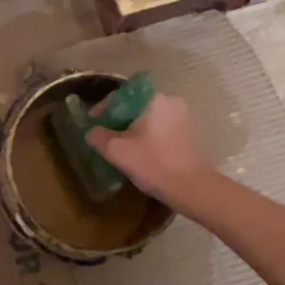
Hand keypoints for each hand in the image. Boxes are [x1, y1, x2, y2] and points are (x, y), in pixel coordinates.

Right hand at [85, 92, 213, 204]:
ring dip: (136, 128)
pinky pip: (162, 127)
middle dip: (119, 120)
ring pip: (150, 117)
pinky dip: (150, 135)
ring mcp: (183, 116)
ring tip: (123, 146)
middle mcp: (170, 100)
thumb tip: (91, 131)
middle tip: (107, 137)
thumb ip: (98, 136)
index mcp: (153, 98)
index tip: (93, 126)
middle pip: (135, 105)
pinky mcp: (190, 131)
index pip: (120, 96)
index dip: (102, 110)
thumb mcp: (117, 151)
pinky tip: (143, 152)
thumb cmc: (153, 164)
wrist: (192, 188)